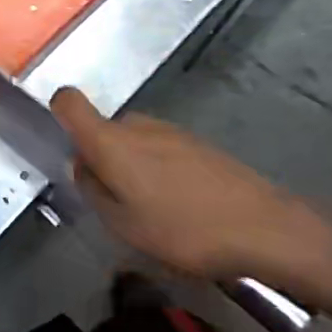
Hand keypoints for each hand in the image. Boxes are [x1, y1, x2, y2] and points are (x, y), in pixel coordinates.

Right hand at [49, 87, 331, 283]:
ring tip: (157, 210)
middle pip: (103, 129)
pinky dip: (164, 172)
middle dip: (103, 157)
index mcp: (108, 139)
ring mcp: (171, 132)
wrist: (272, 231)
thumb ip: (92, 191)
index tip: (66, 142)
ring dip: (136, 167)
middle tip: (117, 198)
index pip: (68, 101)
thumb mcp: (123, 225)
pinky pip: (164, 151)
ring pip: (135, 142)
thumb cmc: (185, 229)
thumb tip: (84, 167)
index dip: (58, 113)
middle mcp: (135, 124)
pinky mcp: (201, 145)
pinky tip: (187, 209)